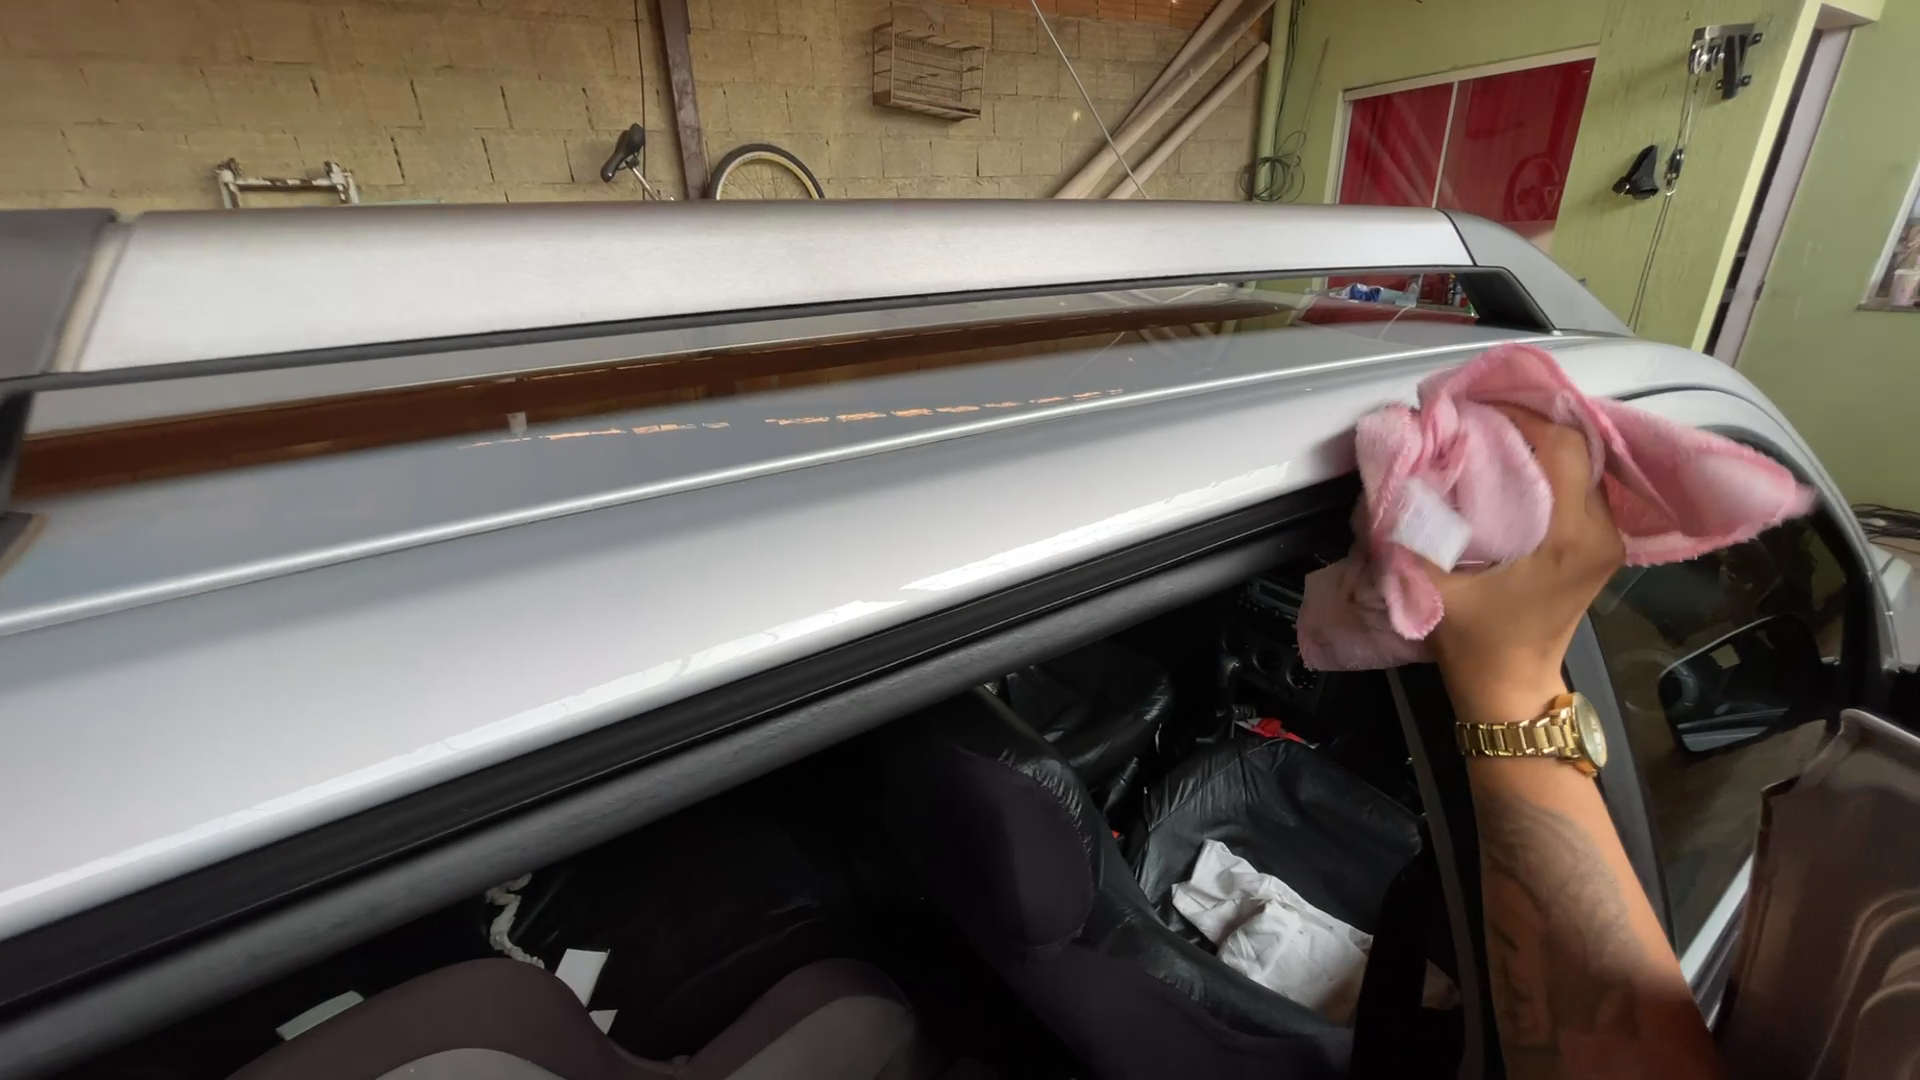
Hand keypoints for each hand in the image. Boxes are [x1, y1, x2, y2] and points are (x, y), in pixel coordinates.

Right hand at [1427, 407, 1624, 724]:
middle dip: (1528, 421)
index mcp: (1573, 538)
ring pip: (1580, 464)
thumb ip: (1413, 534)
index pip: (1563, 448)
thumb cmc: (1476, 644)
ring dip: (1537, 441)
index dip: (1522, 415)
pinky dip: (1544, 465)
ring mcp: (1604, 539)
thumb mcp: (1433, 589)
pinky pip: (1576, 485)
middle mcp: (1602, 531)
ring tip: (1485, 430)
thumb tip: (1395, 482)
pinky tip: (1506, 462)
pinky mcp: (1593, 545)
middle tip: (1476, 412)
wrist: (1510, 688)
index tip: (1476, 406)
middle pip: (1578, 448)